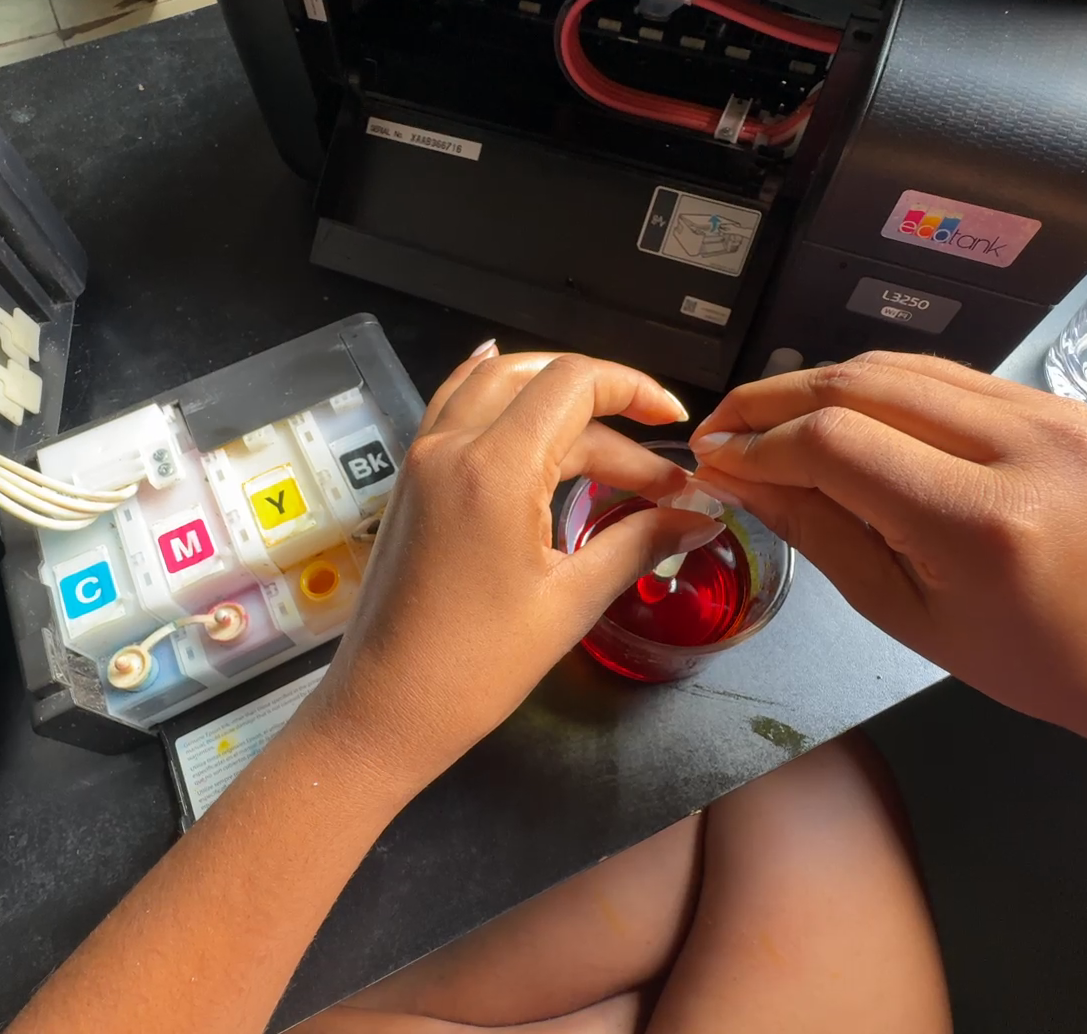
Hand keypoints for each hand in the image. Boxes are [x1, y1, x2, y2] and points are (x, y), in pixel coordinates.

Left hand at [295, 347, 726, 787]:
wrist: (386, 706)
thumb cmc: (480, 665)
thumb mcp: (571, 601)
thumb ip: (639, 542)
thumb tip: (700, 517)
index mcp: (496, 468)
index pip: (573, 383)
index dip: (633, 388)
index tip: (674, 420)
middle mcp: (451, 443)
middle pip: (539, 380)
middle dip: (607, 407)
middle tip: (652, 464)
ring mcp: (422, 456)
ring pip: (494, 385)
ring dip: (553, 396)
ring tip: (606, 431)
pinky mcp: (410, 477)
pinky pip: (454, 407)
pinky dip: (496, 394)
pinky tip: (519, 394)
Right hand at [687, 351, 1086, 731]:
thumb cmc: (1015, 656)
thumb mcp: (895, 609)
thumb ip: (810, 528)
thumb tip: (733, 475)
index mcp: (980, 520)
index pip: (835, 444)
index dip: (758, 444)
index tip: (712, 459)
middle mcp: (1021, 443)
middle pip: (858, 385)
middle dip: (769, 402)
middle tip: (719, 428)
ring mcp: (1045, 409)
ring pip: (890, 366)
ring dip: (809, 386)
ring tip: (760, 421)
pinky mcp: (1049, 399)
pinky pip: (930, 374)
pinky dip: (862, 386)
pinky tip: (826, 413)